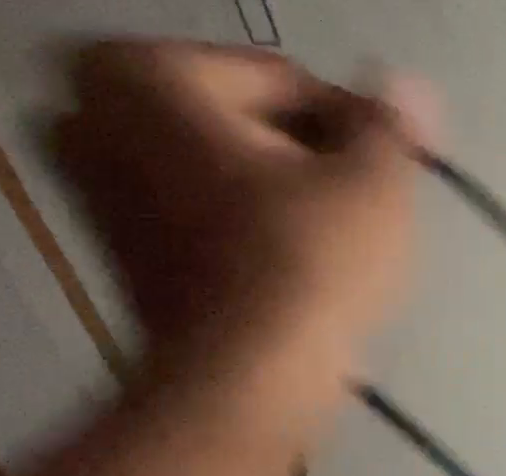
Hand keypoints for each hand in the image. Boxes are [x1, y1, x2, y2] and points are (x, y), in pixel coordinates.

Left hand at [48, 40, 429, 366]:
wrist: (251, 372)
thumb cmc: (310, 262)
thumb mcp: (375, 184)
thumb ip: (392, 125)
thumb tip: (411, 87)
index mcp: (143, 73)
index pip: (289, 81)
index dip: (357, 128)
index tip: (396, 175)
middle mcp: (94, 111)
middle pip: (251, 122)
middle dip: (316, 159)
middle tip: (368, 210)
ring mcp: (95, 181)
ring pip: (232, 167)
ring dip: (293, 193)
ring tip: (343, 244)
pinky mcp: (121, 242)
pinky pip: (210, 211)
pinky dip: (258, 226)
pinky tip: (303, 266)